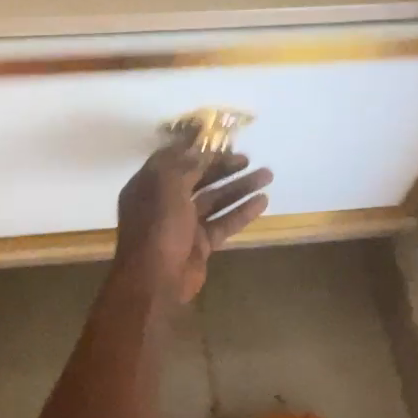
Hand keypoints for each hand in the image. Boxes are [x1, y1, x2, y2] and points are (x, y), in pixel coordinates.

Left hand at [114, 142, 271, 303]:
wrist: (155, 279)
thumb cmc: (157, 225)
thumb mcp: (167, 183)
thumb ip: (185, 163)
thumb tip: (201, 148)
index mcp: (150, 184)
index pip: (175, 159)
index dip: (198, 148)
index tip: (223, 139)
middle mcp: (165, 201)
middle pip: (198, 178)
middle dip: (224, 167)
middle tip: (249, 159)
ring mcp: (184, 224)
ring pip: (215, 200)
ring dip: (240, 187)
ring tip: (267, 175)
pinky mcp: (200, 244)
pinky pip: (223, 223)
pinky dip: (242, 212)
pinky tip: (262, 201)